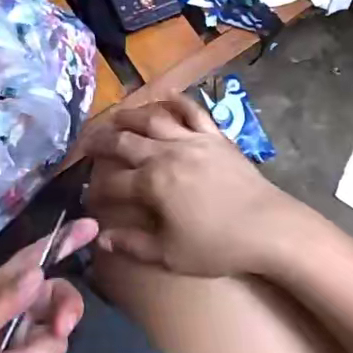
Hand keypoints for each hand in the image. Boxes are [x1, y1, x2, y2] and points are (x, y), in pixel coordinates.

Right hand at [82, 96, 315, 278]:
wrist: (266, 227)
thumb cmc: (217, 245)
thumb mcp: (169, 255)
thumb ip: (132, 244)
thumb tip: (100, 237)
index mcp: (152, 184)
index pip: (112, 183)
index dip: (94, 189)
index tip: (85, 195)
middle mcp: (167, 153)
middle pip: (125, 141)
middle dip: (100, 141)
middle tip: (86, 143)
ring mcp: (192, 140)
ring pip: (154, 118)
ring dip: (130, 115)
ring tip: (116, 116)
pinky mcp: (215, 135)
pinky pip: (193, 111)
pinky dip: (177, 102)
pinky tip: (165, 97)